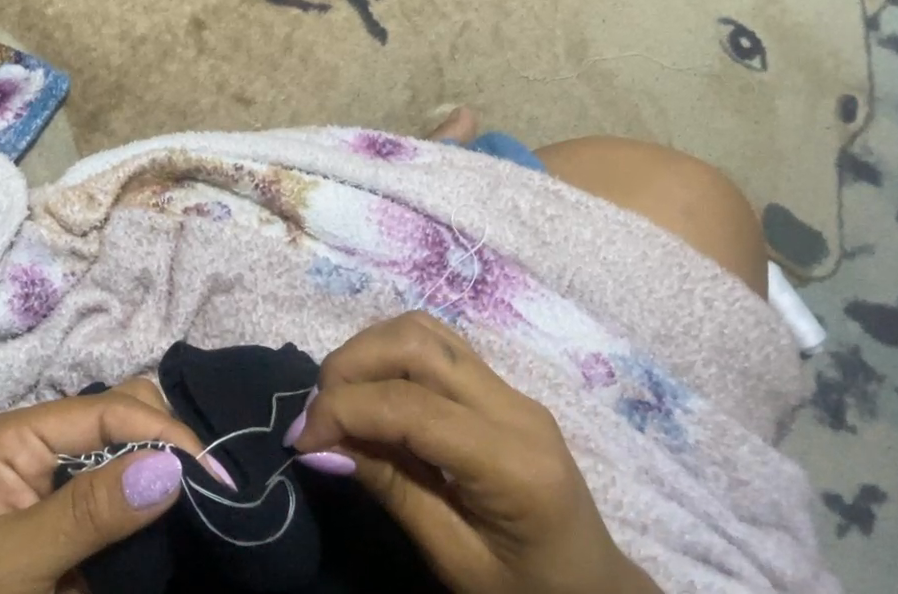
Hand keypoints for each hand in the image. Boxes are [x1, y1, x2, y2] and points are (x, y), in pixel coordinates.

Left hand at [0, 385, 206, 593]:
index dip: (162, 432)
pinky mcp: (78, 530)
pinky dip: (159, 507)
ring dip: (168, 471)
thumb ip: (86, 512)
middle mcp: (45, 450)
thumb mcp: (11, 562)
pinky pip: (130, 501)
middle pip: (124, 416)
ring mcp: (63, 490)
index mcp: (18, 438)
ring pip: (133, 454)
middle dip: (167, 442)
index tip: (214, 475)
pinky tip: (182, 520)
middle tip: (211, 490)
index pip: (105, 409)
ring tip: (211, 500)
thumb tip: (169, 465)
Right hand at [286, 312, 660, 593]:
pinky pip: (436, 344)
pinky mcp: (501, 387)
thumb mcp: (455, 561)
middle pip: (416, 343)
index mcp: (514, 465)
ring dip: (367, 352)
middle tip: (316, 416)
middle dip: (350, 366)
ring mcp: (511, 390)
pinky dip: (389, 353)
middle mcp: (516, 408)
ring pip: (423, 330)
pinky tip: (372, 391)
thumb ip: (391, 490)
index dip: (343, 411)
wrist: (596, 593)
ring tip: (338, 401)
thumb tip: (318, 445)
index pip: (411, 406)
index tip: (300, 440)